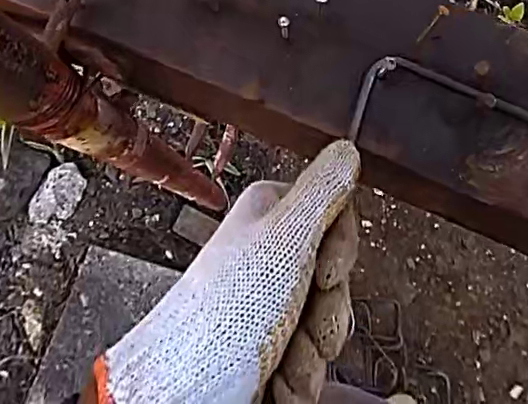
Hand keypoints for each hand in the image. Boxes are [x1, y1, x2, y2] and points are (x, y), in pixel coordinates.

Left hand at [93, 141, 359, 403]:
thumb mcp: (283, 237)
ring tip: (287, 364)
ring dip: (316, 350)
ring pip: (327, 318)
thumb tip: (346, 148)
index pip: (338, 216)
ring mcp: (270, 303)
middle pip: (336, 272)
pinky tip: (280, 381)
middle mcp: (272, 253)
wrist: (181, 398)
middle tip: (307, 327)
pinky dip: (302, 376)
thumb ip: (322, 189)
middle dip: (329, 311)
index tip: (327, 274)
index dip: (342, 251)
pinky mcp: (269, 348)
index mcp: (273, 212)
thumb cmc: (221, 318)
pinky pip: (311, 356)